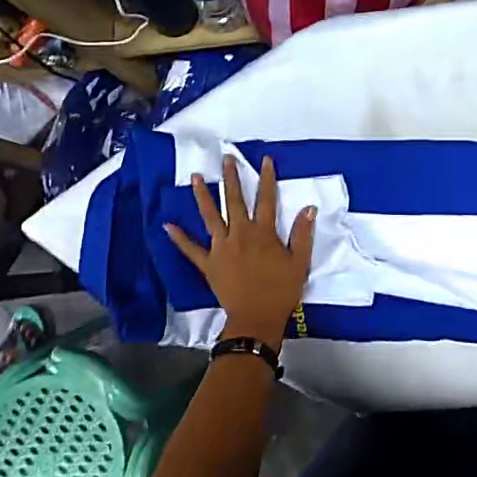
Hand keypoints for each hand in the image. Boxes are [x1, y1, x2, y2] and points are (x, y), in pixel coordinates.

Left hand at [164, 155, 314, 350]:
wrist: (257, 318)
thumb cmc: (281, 291)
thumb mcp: (299, 262)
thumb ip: (302, 233)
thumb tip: (309, 207)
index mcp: (263, 232)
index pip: (266, 199)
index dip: (266, 178)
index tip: (264, 159)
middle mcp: (239, 234)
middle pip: (234, 200)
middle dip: (231, 177)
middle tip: (226, 158)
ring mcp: (221, 247)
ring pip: (210, 216)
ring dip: (203, 195)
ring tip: (196, 176)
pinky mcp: (208, 263)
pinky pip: (191, 249)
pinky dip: (179, 238)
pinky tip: (167, 225)